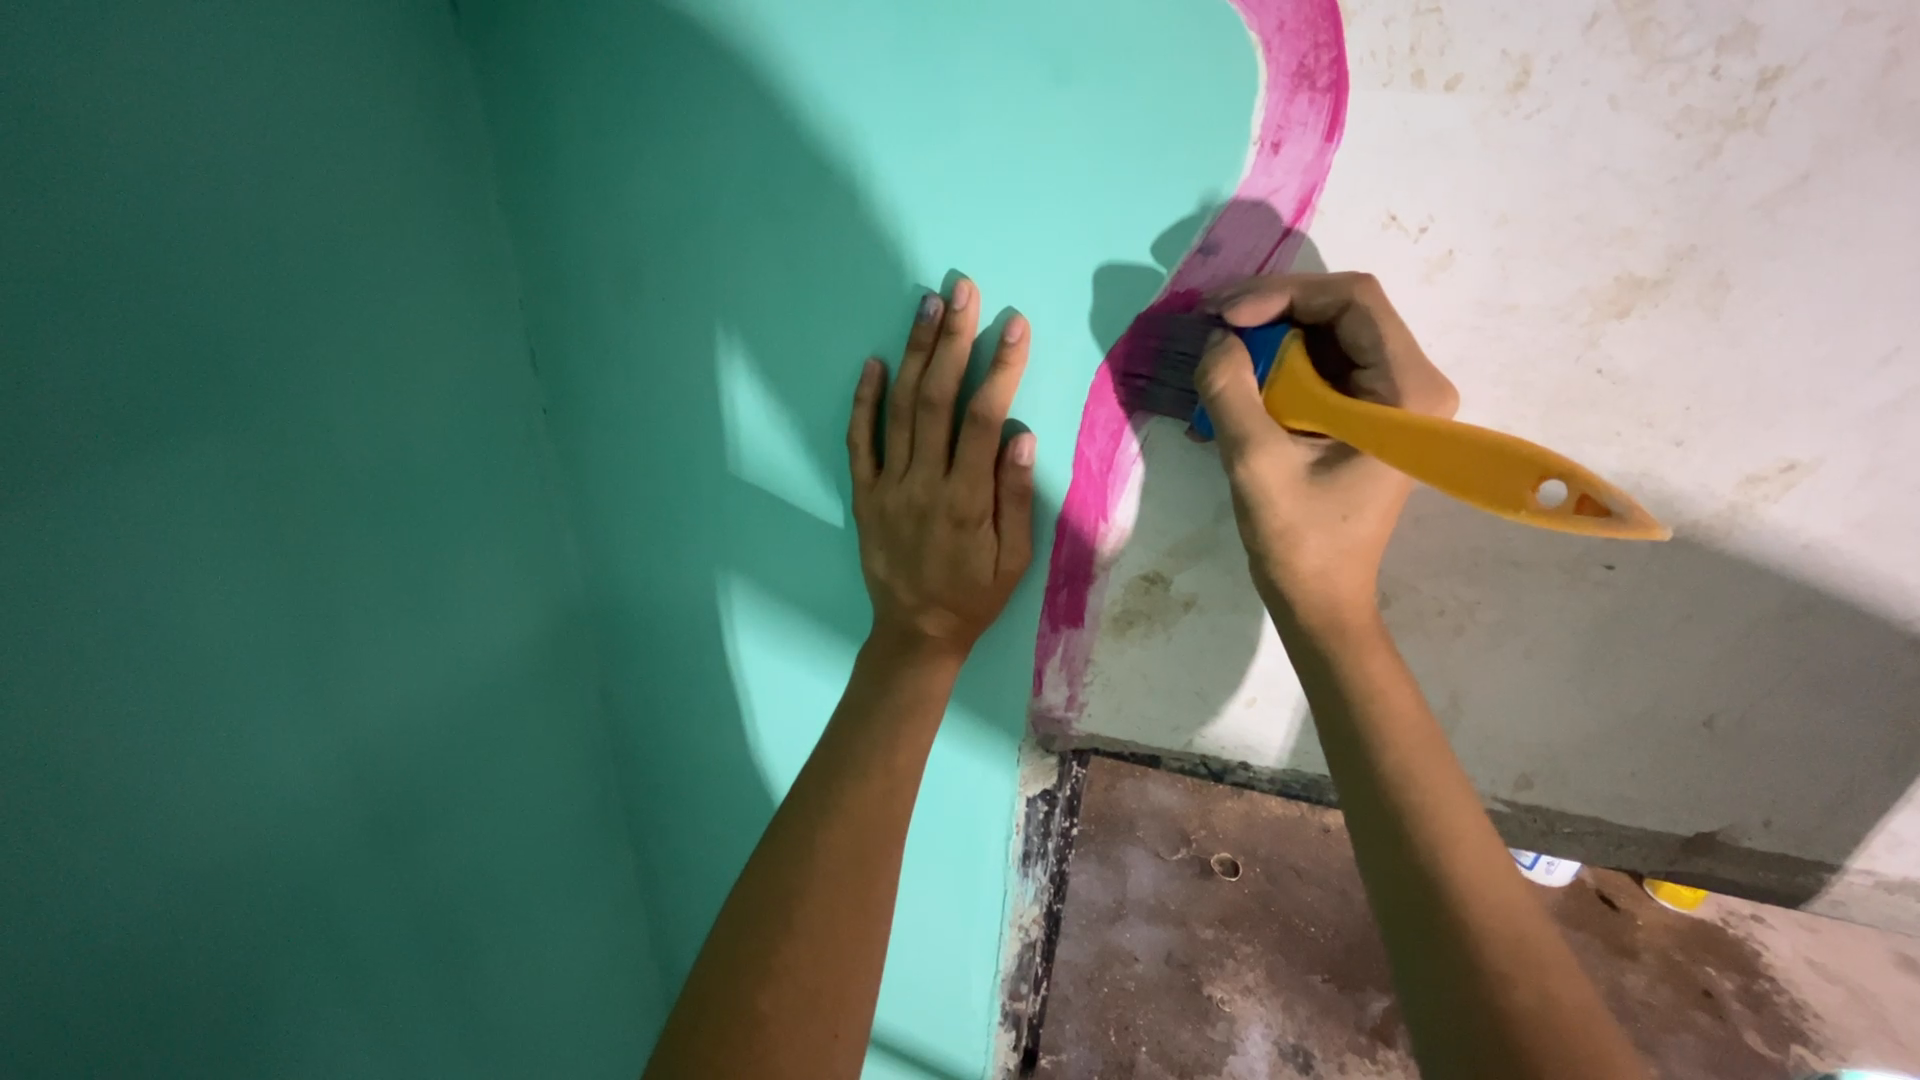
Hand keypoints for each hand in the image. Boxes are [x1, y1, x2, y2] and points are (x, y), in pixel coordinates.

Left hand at [846, 278, 1036, 659]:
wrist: (917, 632)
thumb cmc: (975, 596)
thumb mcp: (1014, 558)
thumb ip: (1015, 496)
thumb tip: (1022, 434)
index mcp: (968, 498)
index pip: (984, 418)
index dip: (1000, 367)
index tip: (1014, 324)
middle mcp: (925, 483)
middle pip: (936, 399)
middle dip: (953, 340)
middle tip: (963, 290)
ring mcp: (888, 487)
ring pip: (899, 409)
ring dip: (914, 354)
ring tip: (928, 307)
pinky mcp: (864, 495)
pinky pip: (859, 442)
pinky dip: (863, 401)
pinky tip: (873, 361)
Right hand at [1196, 272, 1456, 621]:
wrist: (1319, 598)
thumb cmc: (1298, 539)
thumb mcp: (1254, 461)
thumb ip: (1230, 390)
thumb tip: (1214, 338)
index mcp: (1407, 390)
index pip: (1351, 300)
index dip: (1282, 295)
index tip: (1222, 319)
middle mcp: (1411, 382)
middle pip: (1339, 311)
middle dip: (1270, 311)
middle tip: (1210, 326)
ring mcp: (1389, 398)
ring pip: (1325, 336)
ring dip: (1267, 339)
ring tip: (1215, 354)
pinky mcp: (1365, 414)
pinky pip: (1318, 367)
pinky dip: (1273, 367)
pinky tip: (1233, 384)